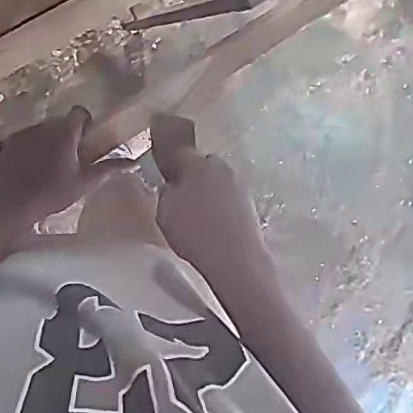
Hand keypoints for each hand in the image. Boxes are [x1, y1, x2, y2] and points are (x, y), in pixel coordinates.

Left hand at [0, 108, 130, 229]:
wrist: (11, 205)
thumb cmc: (52, 194)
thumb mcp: (85, 182)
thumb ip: (109, 168)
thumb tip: (133, 162)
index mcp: (64, 132)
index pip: (79, 112)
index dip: (86, 123)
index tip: (88, 140)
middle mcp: (43, 126)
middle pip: (61, 122)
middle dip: (68, 135)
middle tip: (72, 158)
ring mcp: (23, 133)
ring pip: (42, 130)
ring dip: (49, 141)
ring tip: (51, 165)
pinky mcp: (8, 143)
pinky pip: (25, 138)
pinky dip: (31, 147)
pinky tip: (32, 168)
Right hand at [150, 114, 275, 288]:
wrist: (237, 263)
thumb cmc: (195, 232)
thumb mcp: (165, 209)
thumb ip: (166, 190)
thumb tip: (171, 183)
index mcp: (199, 162)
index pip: (179, 149)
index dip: (170, 156)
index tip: (162, 165)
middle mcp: (223, 168)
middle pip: (201, 166)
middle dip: (190, 177)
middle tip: (177, 200)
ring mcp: (240, 188)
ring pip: (216, 184)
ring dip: (206, 195)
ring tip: (194, 221)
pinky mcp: (250, 208)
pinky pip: (227, 203)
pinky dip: (218, 211)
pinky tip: (212, 230)